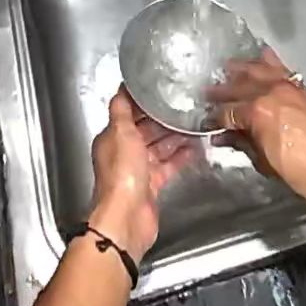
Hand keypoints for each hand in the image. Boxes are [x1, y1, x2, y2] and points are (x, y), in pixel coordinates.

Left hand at [87, 86, 198, 261]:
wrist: (126, 218)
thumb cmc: (121, 174)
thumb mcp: (120, 131)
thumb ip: (122, 108)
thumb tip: (123, 87)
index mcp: (112, 137)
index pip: (127, 112)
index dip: (143, 102)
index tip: (160, 90)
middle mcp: (123, 151)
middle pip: (145, 129)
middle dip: (162, 119)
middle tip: (182, 107)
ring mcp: (138, 169)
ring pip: (158, 147)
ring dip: (173, 137)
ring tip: (192, 125)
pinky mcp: (151, 185)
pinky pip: (168, 166)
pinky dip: (179, 157)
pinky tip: (194, 148)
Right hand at [209, 49, 305, 216]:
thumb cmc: (303, 176)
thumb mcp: (265, 164)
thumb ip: (243, 143)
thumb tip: (225, 136)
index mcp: (258, 112)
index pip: (227, 111)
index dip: (214, 118)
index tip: (207, 122)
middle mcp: (271, 92)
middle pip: (238, 86)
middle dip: (221, 92)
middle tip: (208, 95)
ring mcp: (288, 86)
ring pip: (256, 70)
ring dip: (240, 70)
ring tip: (227, 71)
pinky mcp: (301, 88)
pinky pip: (279, 67)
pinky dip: (267, 61)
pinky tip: (260, 57)